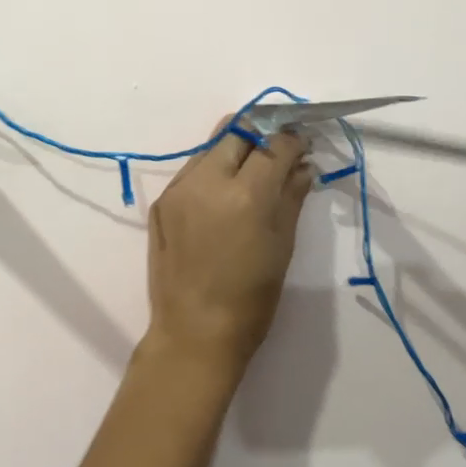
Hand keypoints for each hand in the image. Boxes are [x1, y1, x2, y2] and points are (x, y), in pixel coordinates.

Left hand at [143, 117, 314, 377]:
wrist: (194, 334)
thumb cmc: (251, 299)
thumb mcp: (282, 246)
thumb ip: (291, 197)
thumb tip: (303, 166)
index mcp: (246, 194)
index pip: (274, 145)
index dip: (292, 139)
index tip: (303, 143)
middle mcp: (208, 180)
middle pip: (237, 133)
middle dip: (260, 134)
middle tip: (277, 150)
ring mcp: (179, 189)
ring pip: (211, 147)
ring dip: (234, 149)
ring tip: (251, 169)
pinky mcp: (162, 202)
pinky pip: (191, 171)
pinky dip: (212, 170)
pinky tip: (223, 193)